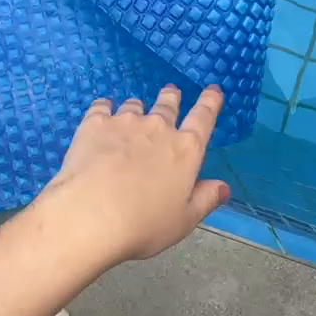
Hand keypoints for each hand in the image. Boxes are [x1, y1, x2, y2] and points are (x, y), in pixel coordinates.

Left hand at [35, 85, 229, 265]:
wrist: (91, 214)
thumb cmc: (143, 224)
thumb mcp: (183, 221)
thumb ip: (205, 200)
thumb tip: (224, 186)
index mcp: (185, 150)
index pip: (203, 118)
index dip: (210, 102)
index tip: (213, 90)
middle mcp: (158, 128)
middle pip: (168, 105)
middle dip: (172, 97)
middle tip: (172, 92)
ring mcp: (125, 122)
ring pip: (136, 105)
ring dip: (138, 107)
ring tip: (135, 110)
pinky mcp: (96, 123)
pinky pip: (103, 106)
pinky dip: (106, 107)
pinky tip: (103, 109)